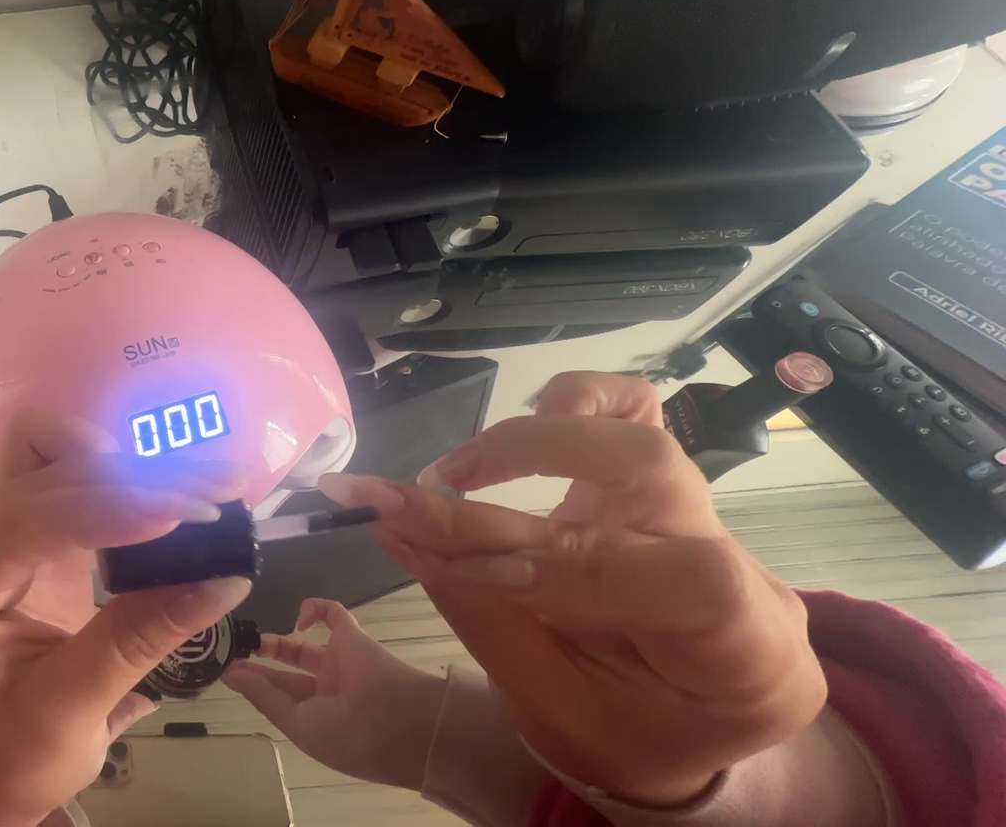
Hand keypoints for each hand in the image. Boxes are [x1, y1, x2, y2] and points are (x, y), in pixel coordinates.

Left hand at [0, 411, 253, 826]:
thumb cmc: (7, 756)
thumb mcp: (70, 711)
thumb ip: (138, 639)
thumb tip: (222, 579)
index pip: (27, 522)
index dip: (107, 509)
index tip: (184, 511)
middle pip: (44, 471)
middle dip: (131, 478)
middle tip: (215, 492)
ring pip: (54, 454)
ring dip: (126, 462)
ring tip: (200, 483)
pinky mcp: (24, 528)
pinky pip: (68, 476)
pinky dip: (120, 476)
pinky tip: (168, 489)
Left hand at [221, 598, 446, 789]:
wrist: (402, 720)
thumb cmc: (348, 735)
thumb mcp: (300, 726)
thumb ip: (264, 697)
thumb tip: (229, 677)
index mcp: (318, 719)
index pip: (280, 698)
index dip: (255, 683)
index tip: (224, 668)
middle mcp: (328, 692)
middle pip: (287, 673)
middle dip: (261, 663)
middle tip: (232, 648)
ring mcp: (339, 662)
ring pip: (303, 645)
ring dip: (277, 641)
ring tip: (251, 635)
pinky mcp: (351, 636)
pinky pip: (333, 614)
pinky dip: (314, 608)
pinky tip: (298, 619)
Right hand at [321, 371, 826, 806]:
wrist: (660, 727)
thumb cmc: (612, 734)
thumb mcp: (544, 699)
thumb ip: (474, 607)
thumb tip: (386, 523)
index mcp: (747, 655)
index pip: (677, 581)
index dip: (564, 564)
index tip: (462, 565)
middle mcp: (742, 569)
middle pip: (648, 468)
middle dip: (523, 462)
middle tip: (423, 488)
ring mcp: (700, 518)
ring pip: (635, 428)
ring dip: (531, 433)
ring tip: (452, 469)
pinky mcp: (656, 488)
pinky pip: (633, 409)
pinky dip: (573, 399)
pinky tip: (518, 422)